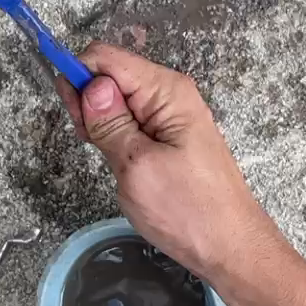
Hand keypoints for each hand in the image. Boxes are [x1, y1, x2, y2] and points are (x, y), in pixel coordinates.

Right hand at [52, 42, 288, 283]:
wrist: (230, 247)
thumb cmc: (188, 211)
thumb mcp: (137, 166)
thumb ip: (109, 123)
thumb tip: (89, 85)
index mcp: (165, 90)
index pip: (105, 57)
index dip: (79, 78)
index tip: (75, 118)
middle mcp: (168, 92)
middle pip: (108, 74)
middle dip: (87, 102)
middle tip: (91, 142)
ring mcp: (169, 113)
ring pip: (115, 99)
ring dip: (99, 122)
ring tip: (109, 157)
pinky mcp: (167, 134)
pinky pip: (129, 119)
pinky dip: (114, 134)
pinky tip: (118, 159)